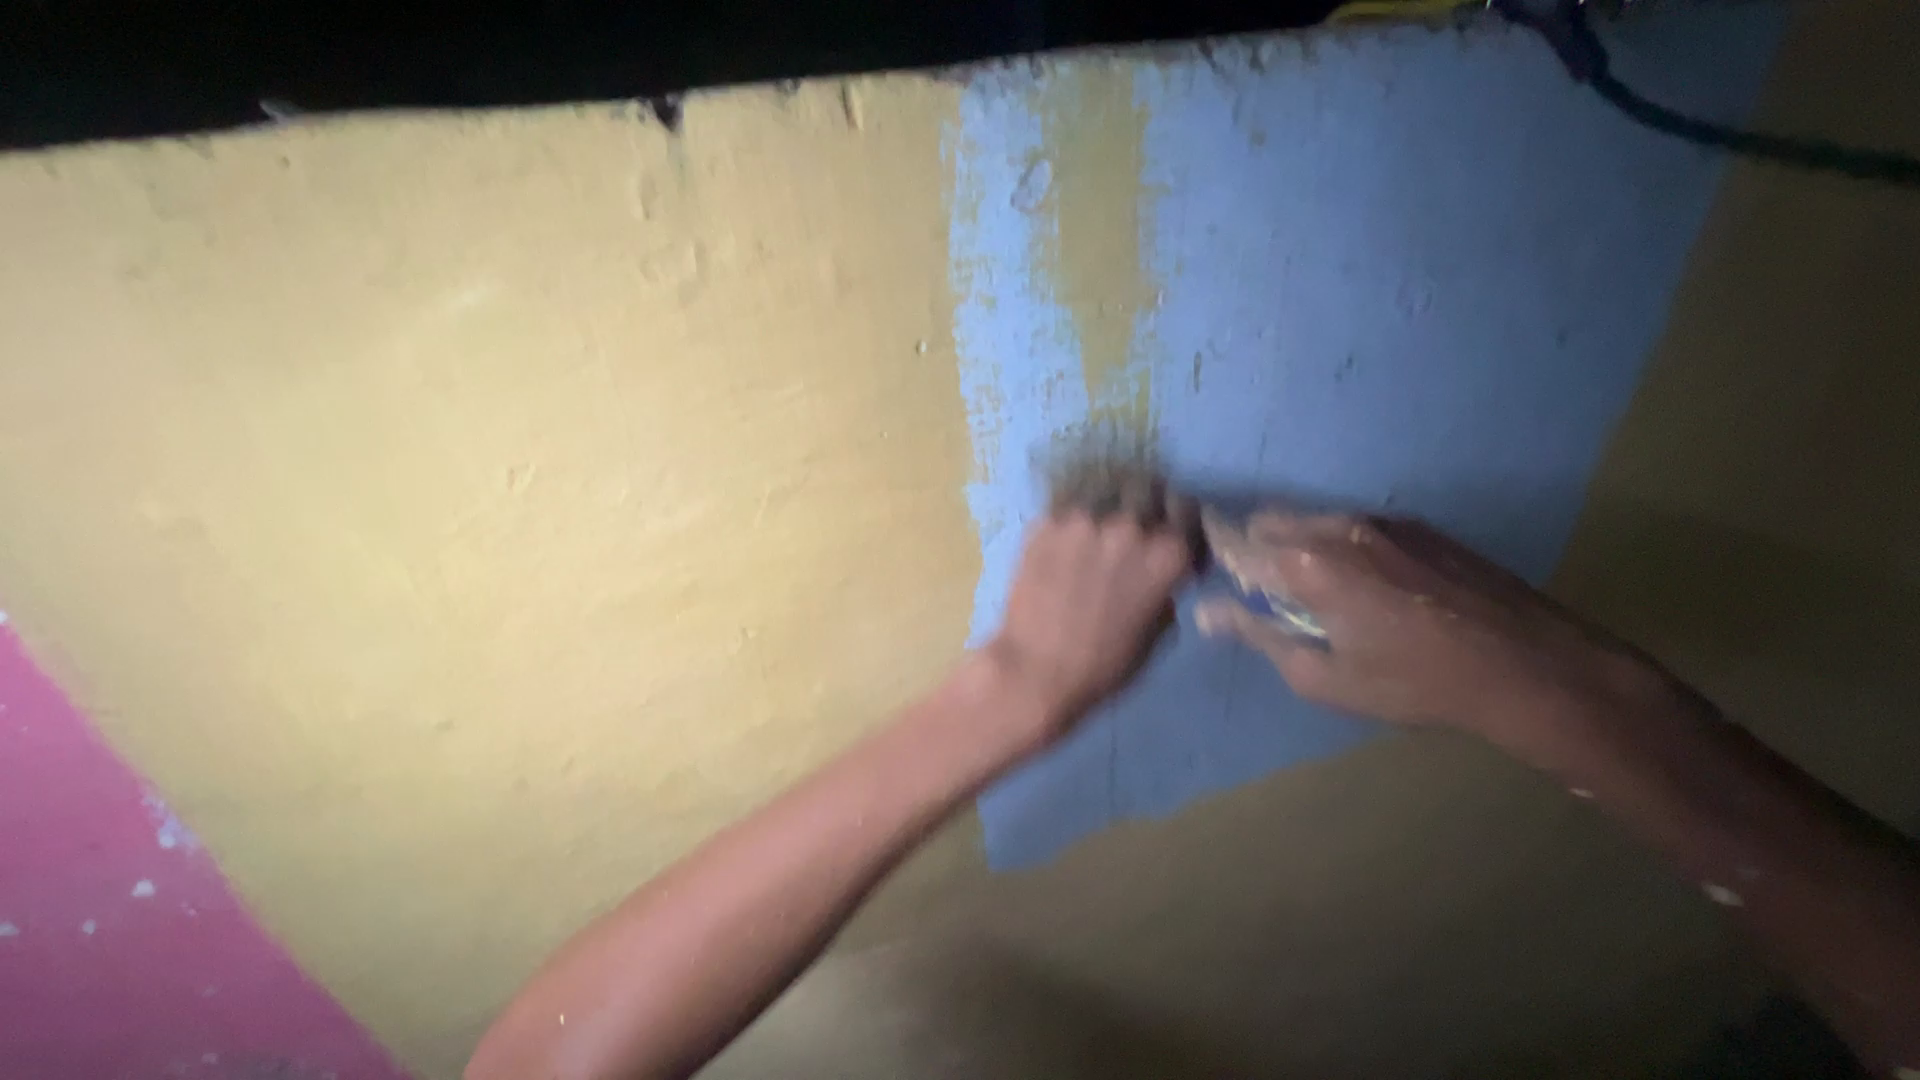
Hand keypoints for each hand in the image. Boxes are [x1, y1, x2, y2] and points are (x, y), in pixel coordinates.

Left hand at [984, 505, 1195, 742]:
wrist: (1035, 670)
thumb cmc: (1103, 665)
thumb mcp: (1157, 635)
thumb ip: (1165, 592)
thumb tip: (1160, 576)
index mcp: (1167, 555)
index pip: (1188, 511)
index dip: (1183, 522)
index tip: (1173, 535)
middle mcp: (1130, 526)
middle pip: (1148, 487)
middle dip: (1148, 500)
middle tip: (1136, 518)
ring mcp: (1084, 518)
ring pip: (1106, 482)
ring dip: (1110, 494)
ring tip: (1102, 508)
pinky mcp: (1046, 521)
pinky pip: (1067, 496)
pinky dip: (1074, 502)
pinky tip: (1071, 517)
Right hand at [1195, 510, 1663, 737]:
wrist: (1526, 666)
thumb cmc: (1412, 682)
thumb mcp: (1323, 677)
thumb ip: (1259, 637)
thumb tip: (1209, 613)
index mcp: (1305, 565)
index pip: (1234, 541)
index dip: (1212, 549)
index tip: (1202, 561)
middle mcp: (1335, 528)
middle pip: (1267, 520)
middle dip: (1254, 548)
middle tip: (1266, 593)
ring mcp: (1379, 521)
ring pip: (1310, 520)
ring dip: (1296, 545)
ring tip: (1318, 591)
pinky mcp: (1415, 525)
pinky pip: (1350, 525)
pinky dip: (1336, 545)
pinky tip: (1366, 586)